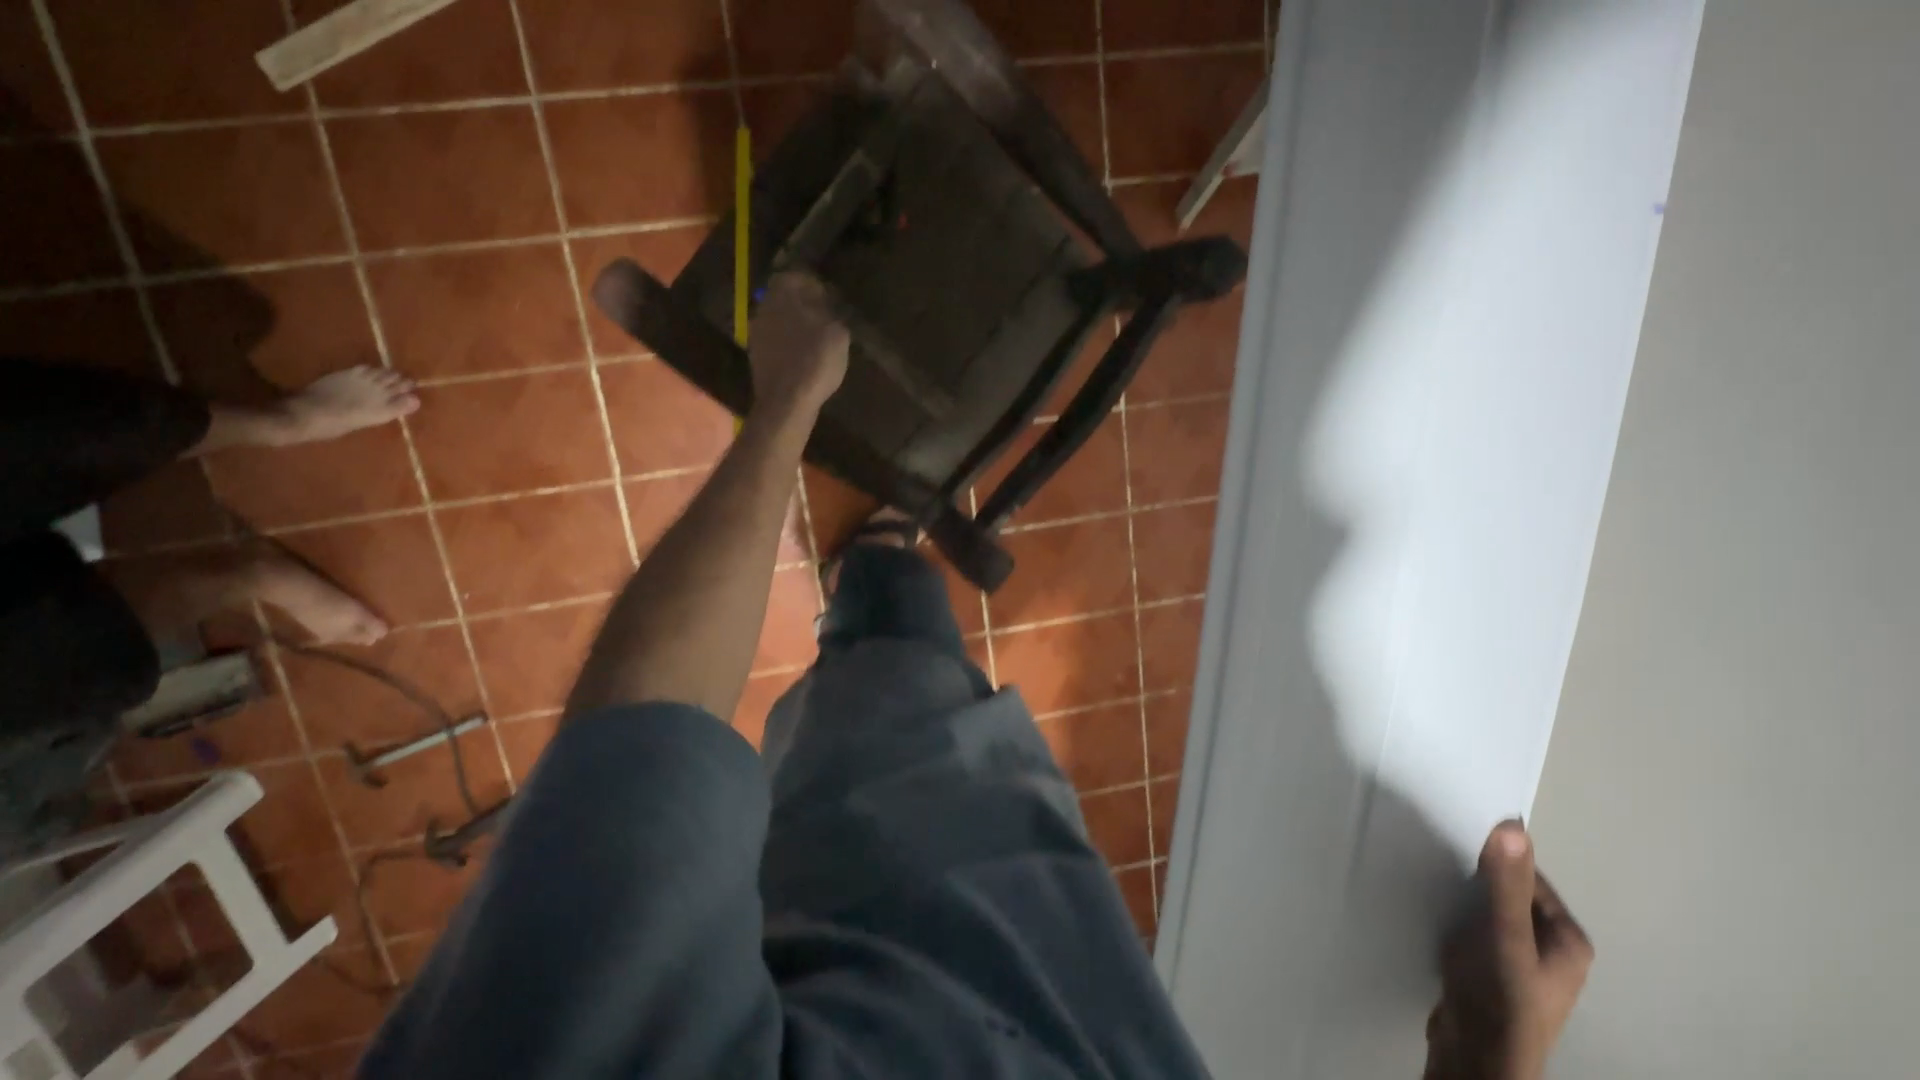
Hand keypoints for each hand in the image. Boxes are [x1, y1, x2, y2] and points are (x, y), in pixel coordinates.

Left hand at [747, 272, 849, 420]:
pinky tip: (803, 356)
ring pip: (778, 320)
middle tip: (824, 315)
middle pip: (783, 298)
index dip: (811, 283)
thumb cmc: (815, 360)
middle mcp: (764, 308)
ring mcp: (757, 334)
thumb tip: (828, 305)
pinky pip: (775, 341)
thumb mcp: (838, 332)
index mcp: (782, 295)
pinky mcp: (756, 357)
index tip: (827, 295)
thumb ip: (833, 313)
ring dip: (794, 325)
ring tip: (816, 338)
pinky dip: (788, 344)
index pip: (794, 276)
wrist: (786, 401)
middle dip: (802, 304)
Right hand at [1424, 821, 1593, 1079]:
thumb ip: (1506, 883)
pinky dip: (1453, 923)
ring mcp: (1518, 965)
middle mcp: (1549, 951)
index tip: (1459, 848)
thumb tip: (1511, 825)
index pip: (1529, 878)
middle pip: (1507, 896)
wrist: (1475, 1057)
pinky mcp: (1488, 976)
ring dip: (1462, 902)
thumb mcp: (1504, 934)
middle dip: (1475, 882)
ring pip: (1487, 915)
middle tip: (1440, 866)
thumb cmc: (1500, 997)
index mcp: (1566, 939)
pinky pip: (1472, 934)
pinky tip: (1433, 919)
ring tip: (1433, 890)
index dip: (1495, 862)